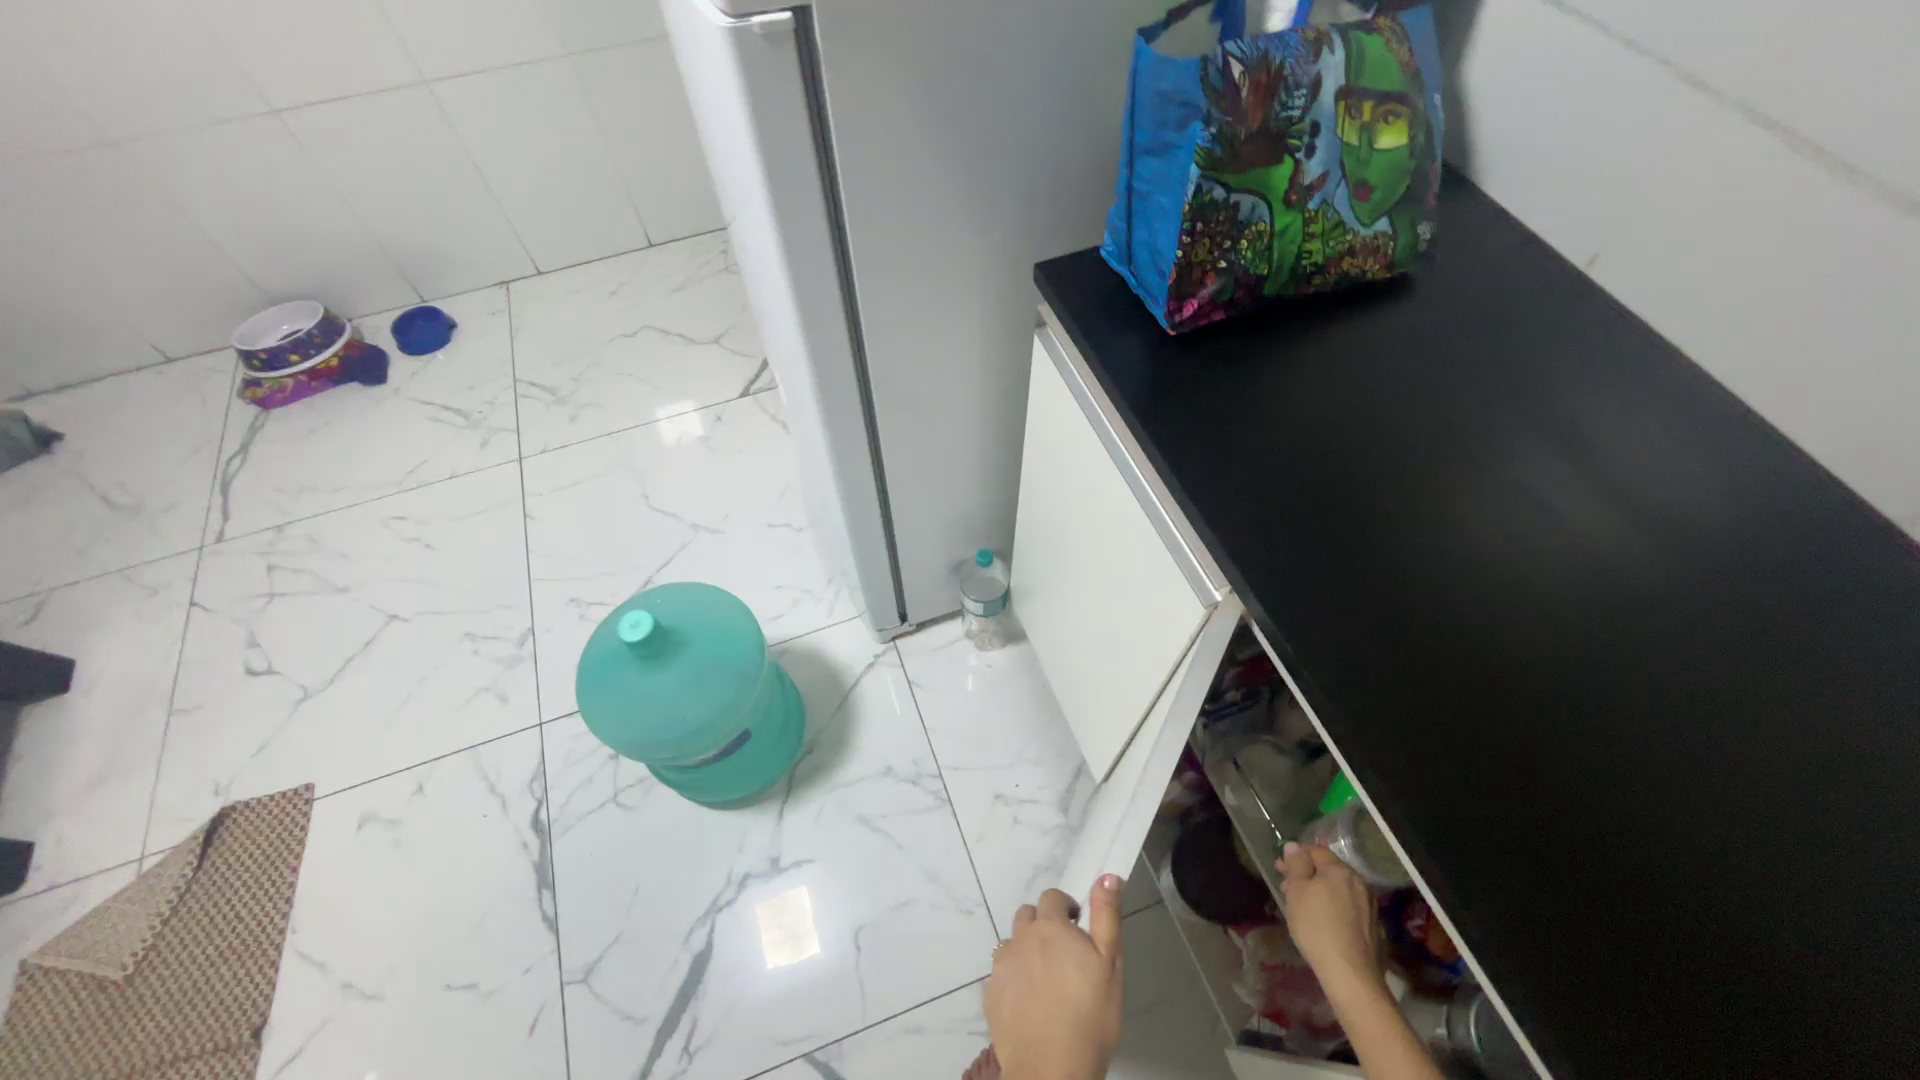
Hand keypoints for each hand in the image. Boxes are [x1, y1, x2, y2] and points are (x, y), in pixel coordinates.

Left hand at [983, 876, 1123, 1079]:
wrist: (1051, 1067)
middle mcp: (1020, 938)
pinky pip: (1002, 974)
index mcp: (1050, 927)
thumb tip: (1107, 875)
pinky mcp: (991, 993)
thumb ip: (1106, 915)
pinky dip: (1015, 978)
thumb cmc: (1089, 1014)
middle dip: (1044, 925)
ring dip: (1027, 951)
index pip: (1052, 897)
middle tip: (1064, 955)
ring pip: (1013, 944)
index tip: (1078, 927)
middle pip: (1028, 916)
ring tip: (1047, 981)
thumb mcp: (1110, 962)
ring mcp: (1001, 966)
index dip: (1066, 908)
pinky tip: (1031, 1002)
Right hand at [1277, 841, 1384, 995]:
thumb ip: (1296, 865)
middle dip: (1307, 874)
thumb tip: (1294, 846)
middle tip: (1287, 887)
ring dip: (1320, 890)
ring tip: (1303, 904)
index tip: (1280, 867)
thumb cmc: (1316, 927)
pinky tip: (1324, 921)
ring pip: (1339, 888)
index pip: (1316, 850)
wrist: (1350, 973)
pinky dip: (1333, 906)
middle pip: (1329, 869)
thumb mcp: (1297, 892)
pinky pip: (1348, 906)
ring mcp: (1369, 905)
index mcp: (1339, 870)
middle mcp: (1359, 882)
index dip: (1295, 855)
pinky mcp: (1373, 926)